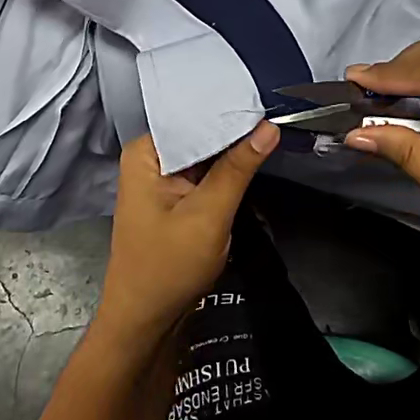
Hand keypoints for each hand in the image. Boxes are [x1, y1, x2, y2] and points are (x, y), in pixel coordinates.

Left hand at [97, 125, 278, 340]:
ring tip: (270, 130)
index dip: (228, 108)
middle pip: (198, 133)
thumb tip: (267, 128)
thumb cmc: (168, 267)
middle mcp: (148, 158)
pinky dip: (225, 171)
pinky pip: (203, 173)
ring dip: (232, 150)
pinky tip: (251, 159)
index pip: (191, 115)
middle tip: (274, 113)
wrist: (145, 319)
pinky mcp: (173, 198)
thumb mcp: (208, 215)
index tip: (264, 100)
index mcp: (145, 152)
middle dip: (233, 128)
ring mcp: (160, 179)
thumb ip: (238, 169)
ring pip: (204, 154)